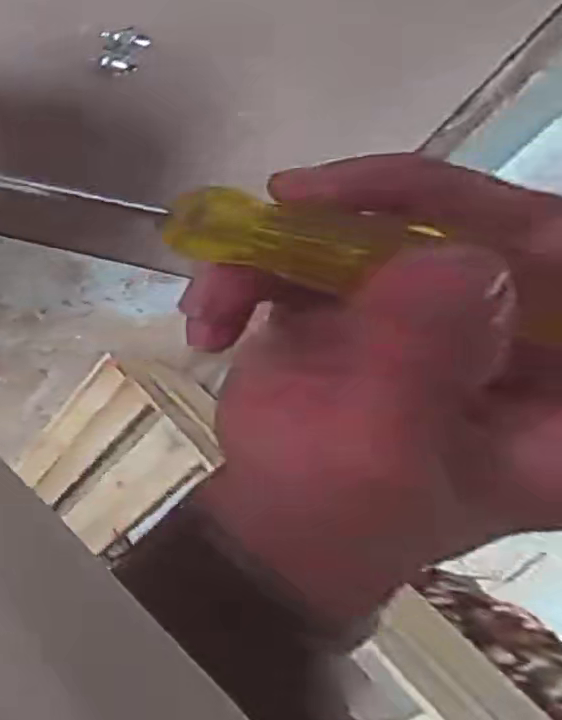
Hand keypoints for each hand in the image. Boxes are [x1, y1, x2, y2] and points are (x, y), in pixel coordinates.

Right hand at [179, 154, 561, 625]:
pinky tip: (205, 323)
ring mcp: (423, 318)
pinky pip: (300, 263)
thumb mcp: (378, 445)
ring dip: (267, 260)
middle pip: (464, 229)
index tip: (384, 198)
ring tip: (207, 309)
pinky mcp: (350, 311)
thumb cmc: (335, 507)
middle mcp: (513, 333)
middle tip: (284, 199)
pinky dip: (239, 282)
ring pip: (362, 240)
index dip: (497, 213)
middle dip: (364, 212)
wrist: (267, 522)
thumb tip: (443, 254)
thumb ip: (415, 358)